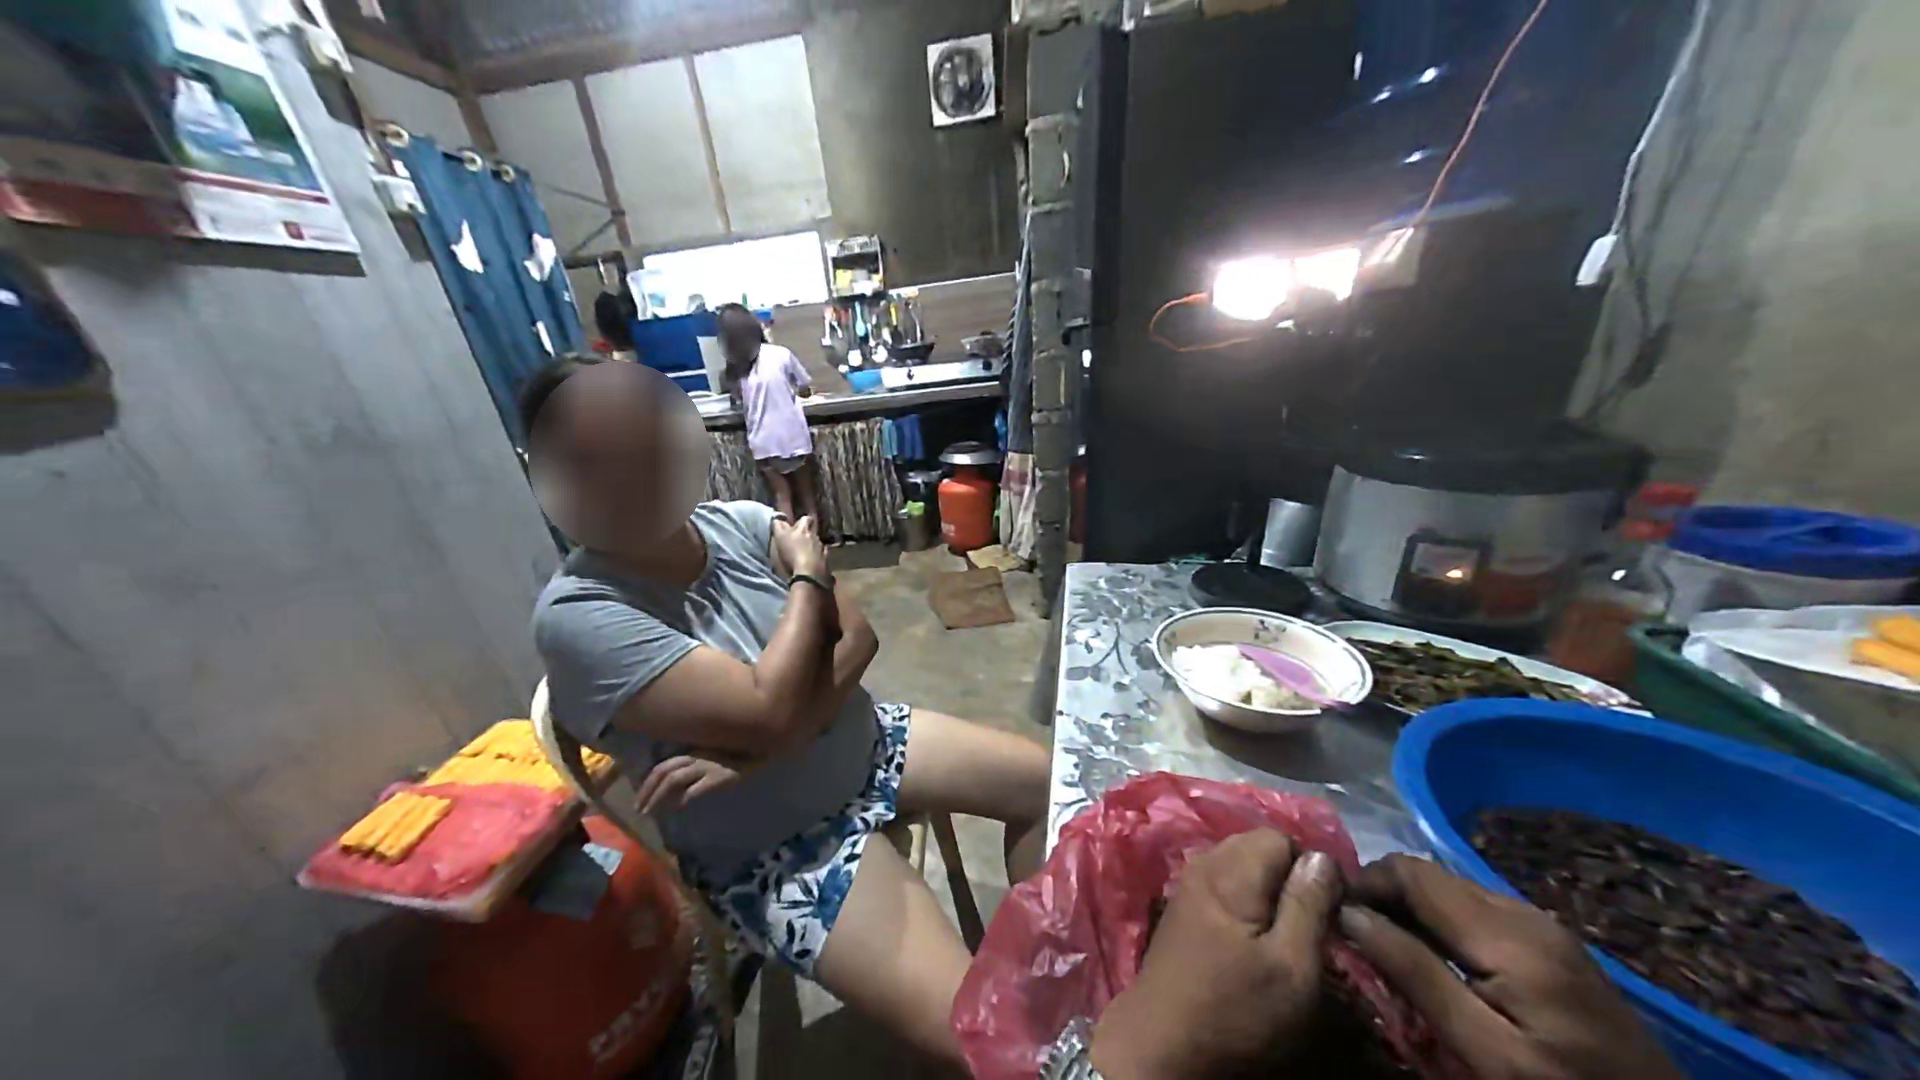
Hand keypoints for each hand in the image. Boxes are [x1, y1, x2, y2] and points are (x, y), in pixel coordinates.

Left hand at [635, 752, 748, 814]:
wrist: (764, 748)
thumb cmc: (740, 755)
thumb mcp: (714, 758)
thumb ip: (697, 766)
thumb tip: (675, 788)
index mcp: (695, 752)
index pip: (663, 766)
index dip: (647, 784)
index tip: (639, 801)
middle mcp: (698, 756)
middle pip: (665, 772)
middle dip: (648, 792)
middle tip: (640, 811)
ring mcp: (709, 765)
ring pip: (675, 778)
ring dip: (659, 796)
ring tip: (652, 813)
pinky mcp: (721, 776)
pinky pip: (697, 787)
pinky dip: (684, 798)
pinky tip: (679, 808)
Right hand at [771, 515, 827, 578]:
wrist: (808, 573)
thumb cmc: (791, 555)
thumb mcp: (780, 539)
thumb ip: (778, 527)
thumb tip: (778, 518)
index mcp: (803, 530)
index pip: (804, 519)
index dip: (802, 521)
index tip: (797, 524)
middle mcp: (814, 536)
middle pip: (813, 529)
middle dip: (809, 531)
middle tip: (802, 537)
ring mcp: (821, 547)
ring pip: (818, 541)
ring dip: (813, 543)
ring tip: (807, 550)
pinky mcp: (825, 559)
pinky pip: (823, 553)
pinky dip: (819, 554)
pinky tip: (815, 559)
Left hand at [1090, 828, 1342, 1079]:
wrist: (1162, 1042)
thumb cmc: (1235, 1010)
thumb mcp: (1291, 967)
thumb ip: (1307, 905)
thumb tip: (1321, 857)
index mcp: (1229, 870)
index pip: (1279, 837)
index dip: (1311, 867)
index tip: (1329, 909)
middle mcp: (1204, 863)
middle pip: (1257, 846)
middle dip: (1288, 876)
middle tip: (1308, 924)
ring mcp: (1188, 883)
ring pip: (1240, 863)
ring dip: (1267, 889)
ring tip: (1284, 934)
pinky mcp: (1182, 905)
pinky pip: (1222, 882)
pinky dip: (1244, 899)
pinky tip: (1252, 937)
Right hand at [1341, 854, 1682, 1079]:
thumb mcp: (1486, 1051)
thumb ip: (1415, 974)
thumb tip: (1347, 912)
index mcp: (1508, 935)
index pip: (1409, 872)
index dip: (1363, 883)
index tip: (1334, 915)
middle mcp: (1524, 913)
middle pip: (1428, 876)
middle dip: (1383, 897)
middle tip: (1356, 936)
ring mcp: (1544, 927)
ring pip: (1449, 891)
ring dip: (1410, 910)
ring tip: (1389, 949)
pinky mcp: (1552, 946)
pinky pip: (1476, 912)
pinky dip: (1441, 924)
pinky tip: (1436, 961)